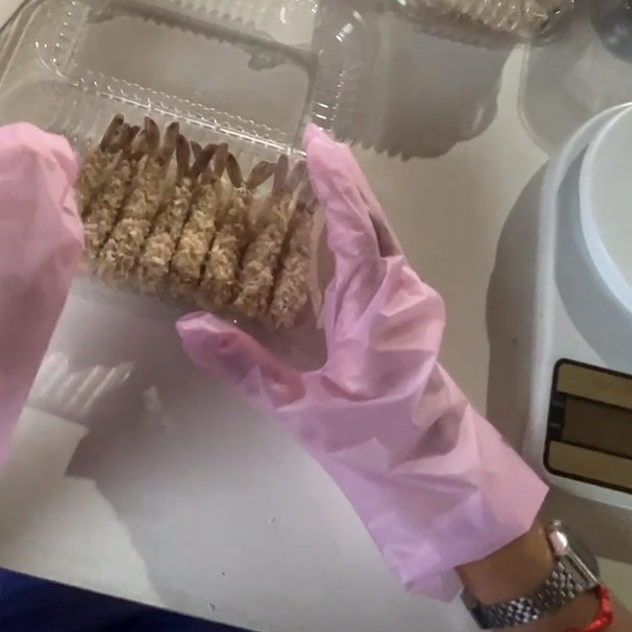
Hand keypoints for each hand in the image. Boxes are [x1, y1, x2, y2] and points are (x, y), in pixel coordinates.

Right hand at [177, 125, 545, 598]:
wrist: (443, 490)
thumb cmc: (379, 449)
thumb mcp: (305, 414)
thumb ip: (246, 368)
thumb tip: (187, 323)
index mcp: (378, 311)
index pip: (354, 231)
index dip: (334, 184)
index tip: (313, 142)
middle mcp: (398, 296)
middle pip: (371, 222)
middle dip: (343, 179)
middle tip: (309, 141)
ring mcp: (403, 307)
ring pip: (377, 238)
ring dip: (348, 201)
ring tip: (314, 169)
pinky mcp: (397, 320)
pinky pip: (375, 259)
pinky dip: (350, 230)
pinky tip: (326, 228)